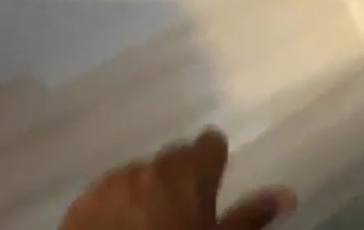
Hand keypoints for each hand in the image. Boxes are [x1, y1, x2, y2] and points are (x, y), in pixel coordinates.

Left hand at [60, 129, 295, 229]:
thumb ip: (250, 217)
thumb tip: (287, 193)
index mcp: (189, 171)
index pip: (210, 143)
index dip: (211, 164)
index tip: (210, 189)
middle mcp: (151, 166)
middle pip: (171, 162)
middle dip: (176, 183)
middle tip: (178, 221)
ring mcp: (111, 183)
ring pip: (135, 179)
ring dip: (142, 198)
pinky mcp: (77, 207)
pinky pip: (102, 199)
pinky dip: (109, 214)